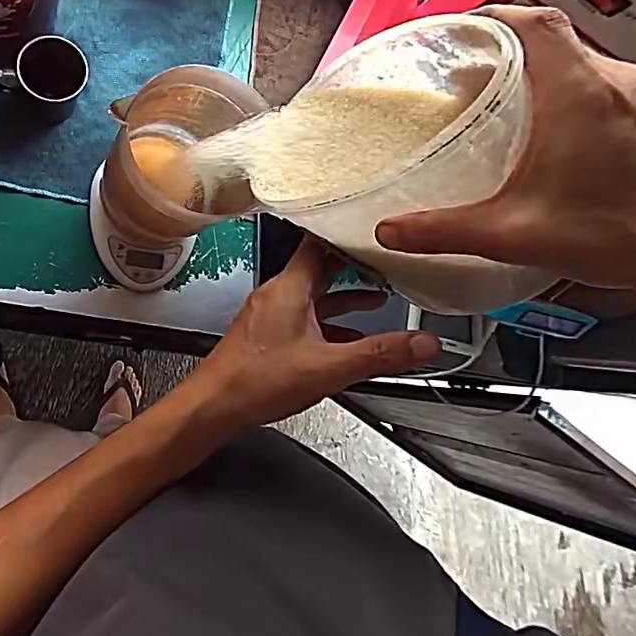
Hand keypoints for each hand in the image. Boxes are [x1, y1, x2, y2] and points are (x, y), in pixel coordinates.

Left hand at [183, 237, 440, 428]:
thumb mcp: (329, 367)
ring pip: (313, 295)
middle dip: (353, 265)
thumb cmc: (254, 380)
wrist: (213, 406)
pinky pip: (303, 318)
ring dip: (342, 297)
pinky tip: (346, 340)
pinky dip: (327, 322)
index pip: (319, 242)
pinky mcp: (266, 334)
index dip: (346, 233)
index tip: (373, 229)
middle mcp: (277, 294)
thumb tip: (422, 343)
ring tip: (375, 298)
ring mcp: (269, 314)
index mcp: (289, 288)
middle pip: (320, 268)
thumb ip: (379, 354)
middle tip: (383, 260)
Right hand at [375, 5, 635, 301]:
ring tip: (508, 101)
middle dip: (506, 50)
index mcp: (581, 95)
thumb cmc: (626, 237)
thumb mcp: (515, 234)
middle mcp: (619, 83)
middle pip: (554, 39)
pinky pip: (609, 84)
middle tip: (471, 75)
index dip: (492, 16)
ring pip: (583, 61)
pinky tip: (556, 131)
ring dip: (542, 71)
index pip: (533, 22)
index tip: (461, 27)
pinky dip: (573, 91)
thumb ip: (443, 231)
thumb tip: (392, 231)